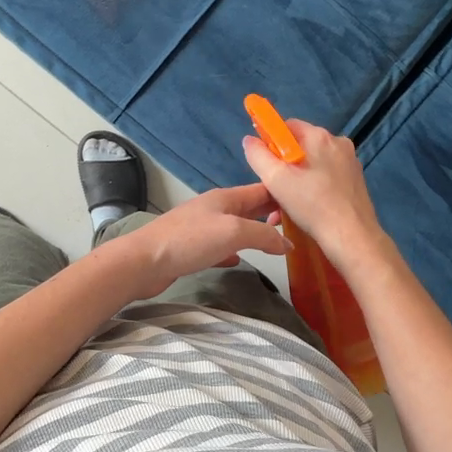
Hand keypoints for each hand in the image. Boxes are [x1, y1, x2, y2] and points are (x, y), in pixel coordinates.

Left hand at [97, 183, 289, 299]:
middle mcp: (215, 208)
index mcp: (227, 197)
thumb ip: (264, 236)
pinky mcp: (191, 248)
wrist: (144, 262)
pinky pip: (219, 246)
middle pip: (250, 207)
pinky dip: (232, 251)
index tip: (307, 205)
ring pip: (235, 227)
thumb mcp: (234, 232)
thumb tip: (287, 243)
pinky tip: (237, 261)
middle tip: (296, 228)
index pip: (263, 189)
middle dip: (272, 214)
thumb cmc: (189, 241)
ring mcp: (201, 228)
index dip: (284, 194)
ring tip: (274, 245)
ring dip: (254, 233)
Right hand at [242, 120, 384, 262]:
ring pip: (312, 165)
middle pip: (300, 147)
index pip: (287, 126)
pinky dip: (311, 190)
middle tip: (272, 191)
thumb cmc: (311, 205)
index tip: (263, 164)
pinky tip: (303, 211)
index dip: (270, 142)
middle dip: (282, 167)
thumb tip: (250, 140)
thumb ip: (258, 155)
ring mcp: (349, 163)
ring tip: (283, 208)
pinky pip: (325, 178)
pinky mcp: (355, 181)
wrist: (351, 236)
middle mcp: (338, 143)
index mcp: (319, 137)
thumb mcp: (275, 179)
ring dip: (295, 182)